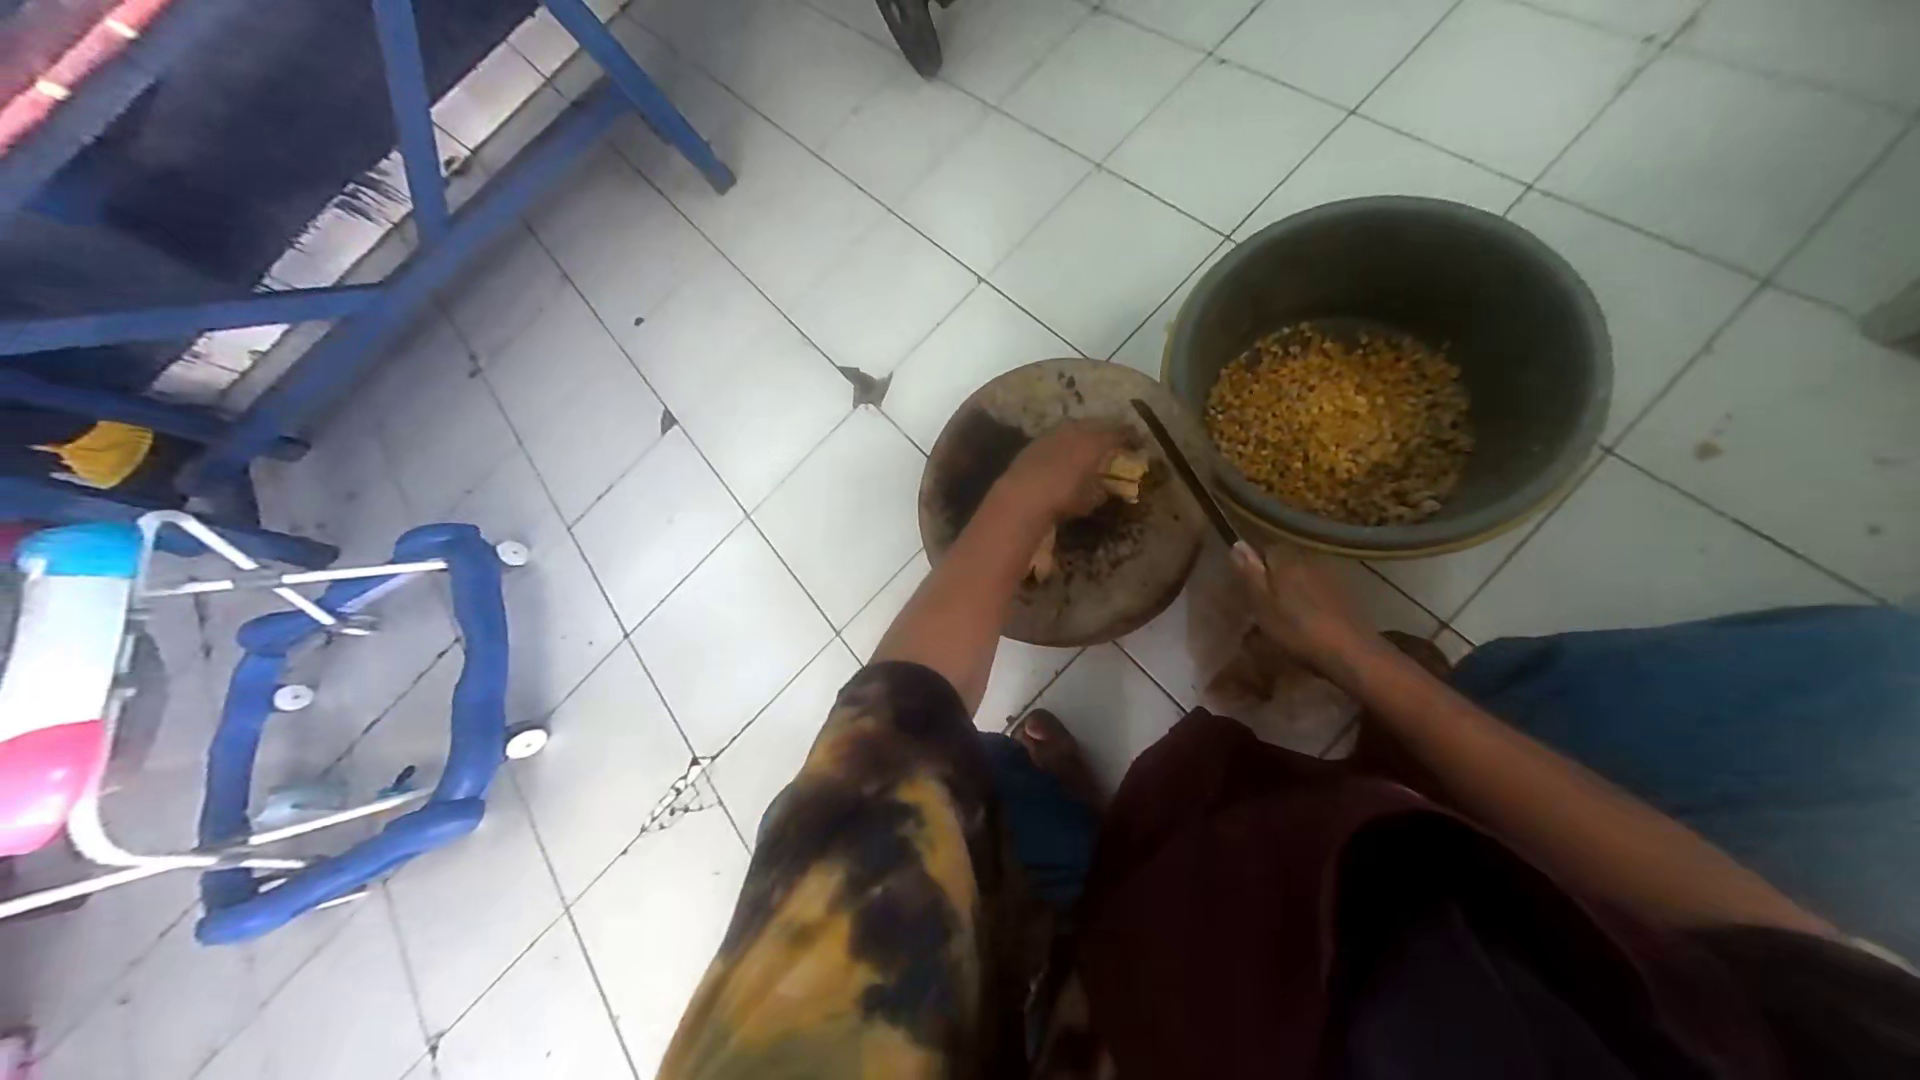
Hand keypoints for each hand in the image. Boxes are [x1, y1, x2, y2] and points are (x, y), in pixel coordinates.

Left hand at [995, 421, 1132, 521]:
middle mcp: (1076, 430)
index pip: (1120, 433)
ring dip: (1086, 432)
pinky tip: (1066, 450)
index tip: (1138, 443)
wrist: (1022, 495)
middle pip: (1098, 424)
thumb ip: (1103, 490)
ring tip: (1091, 441)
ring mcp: (1053, 433)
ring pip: (1076, 426)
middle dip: (1109, 430)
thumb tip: (1108, 488)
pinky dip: (1067, 440)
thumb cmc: (1063, 498)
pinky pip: (1058, 435)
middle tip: (1116, 439)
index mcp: (1095, 442)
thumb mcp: (1090, 499)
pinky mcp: (1035, 441)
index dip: (1131, 437)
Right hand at [1229, 540, 1375, 667]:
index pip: (1265, 548)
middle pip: (1286, 560)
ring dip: (1294, 586)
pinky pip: (1320, 586)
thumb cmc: (1296, 628)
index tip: (1249, 587)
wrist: (1350, 651)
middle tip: (1265, 601)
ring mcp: (1331, 574)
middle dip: (1275, 575)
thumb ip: (1249, 572)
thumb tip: (1237, 543)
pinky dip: (1311, 596)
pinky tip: (1310, 615)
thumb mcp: (1261, 603)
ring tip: (1287, 610)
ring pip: (1303, 573)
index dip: (1255, 566)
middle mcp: (1310, 558)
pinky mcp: (1346, 591)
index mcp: (1286, 558)